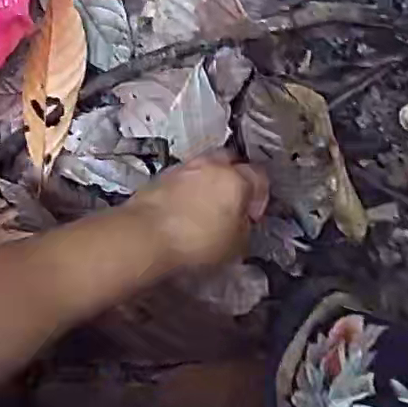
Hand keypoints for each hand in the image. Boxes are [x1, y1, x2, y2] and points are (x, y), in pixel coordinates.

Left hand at [124, 152, 269, 269]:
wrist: (147, 234)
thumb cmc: (196, 241)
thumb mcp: (235, 245)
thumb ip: (243, 226)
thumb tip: (240, 220)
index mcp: (235, 179)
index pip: (259, 176)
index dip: (260, 196)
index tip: (252, 214)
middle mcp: (210, 165)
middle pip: (230, 161)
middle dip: (235, 177)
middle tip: (232, 202)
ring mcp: (184, 167)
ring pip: (204, 166)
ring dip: (209, 180)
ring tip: (206, 206)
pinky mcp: (162, 175)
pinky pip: (183, 176)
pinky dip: (187, 186)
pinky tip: (184, 207)